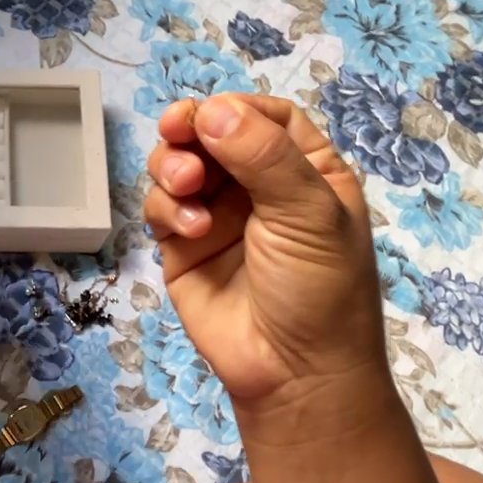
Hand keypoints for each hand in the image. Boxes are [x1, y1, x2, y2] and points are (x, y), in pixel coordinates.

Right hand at [144, 95, 387, 422]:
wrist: (292, 374)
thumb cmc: (321, 288)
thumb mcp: (309, 214)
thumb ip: (264, 157)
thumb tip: (210, 109)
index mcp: (303, 170)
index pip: (264, 117)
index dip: (234, 109)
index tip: (209, 114)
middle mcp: (256, 186)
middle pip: (211, 133)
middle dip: (190, 131)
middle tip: (176, 133)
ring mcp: (215, 214)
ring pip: (177, 165)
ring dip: (173, 166)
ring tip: (186, 188)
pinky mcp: (181, 245)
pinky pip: (162, 206)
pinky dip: (168, 208)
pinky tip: (190, 230)